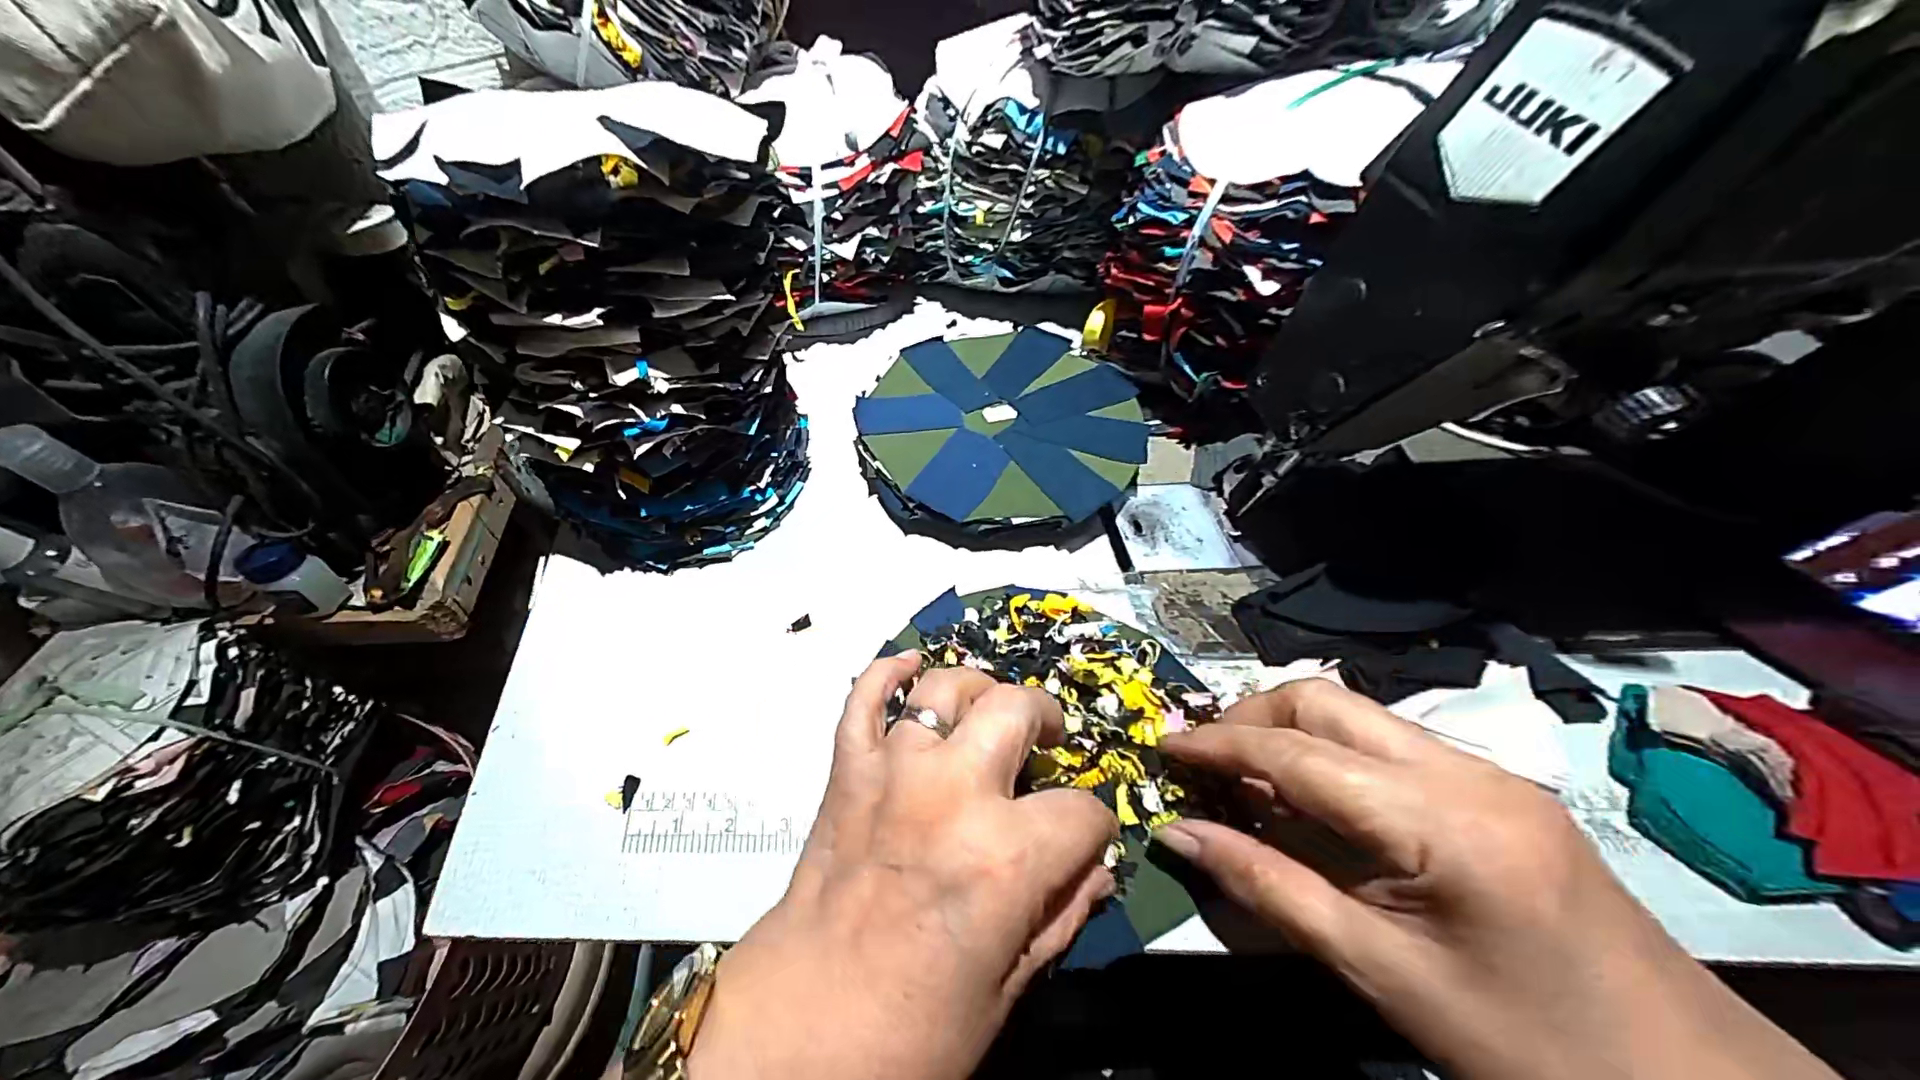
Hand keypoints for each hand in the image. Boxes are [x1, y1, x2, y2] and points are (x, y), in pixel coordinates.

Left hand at [688, 656, 1116, 1079]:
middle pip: (1016, 711)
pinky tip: (908, 667)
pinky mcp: (846, 772)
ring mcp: (893, 772)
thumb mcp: (1009, 987)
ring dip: (976, 691)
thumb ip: (1062, 915)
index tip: (1085, 839)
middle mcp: (952, 794)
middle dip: (1047, 721)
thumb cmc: (912, 1031)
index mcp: (1005, 856)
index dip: (1094, 826)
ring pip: (943, 690)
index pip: (1082, 812)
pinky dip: (885, 674)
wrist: (801, 1031)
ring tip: (988, 713)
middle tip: (1047, 744)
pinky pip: (862, 699)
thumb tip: (1096, 868)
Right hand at [1156, 680, 1838, 1079]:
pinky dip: (1330, 758)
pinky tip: (1313, 805)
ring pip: (1357, 715)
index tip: (1163, 748)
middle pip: (1327, 699)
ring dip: (1289, 735)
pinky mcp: (1499, 789)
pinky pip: (1389, 747)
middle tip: (1205, 764)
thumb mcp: (1379, 974)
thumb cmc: (1527, 1048)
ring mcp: (1490, 773)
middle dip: (1251, 718)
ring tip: (1246, 782)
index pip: (1297, 752)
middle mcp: (1466, 771)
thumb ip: (1267, 889)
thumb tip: (1179, 834)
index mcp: (1442, 821)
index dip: (1218, 744)